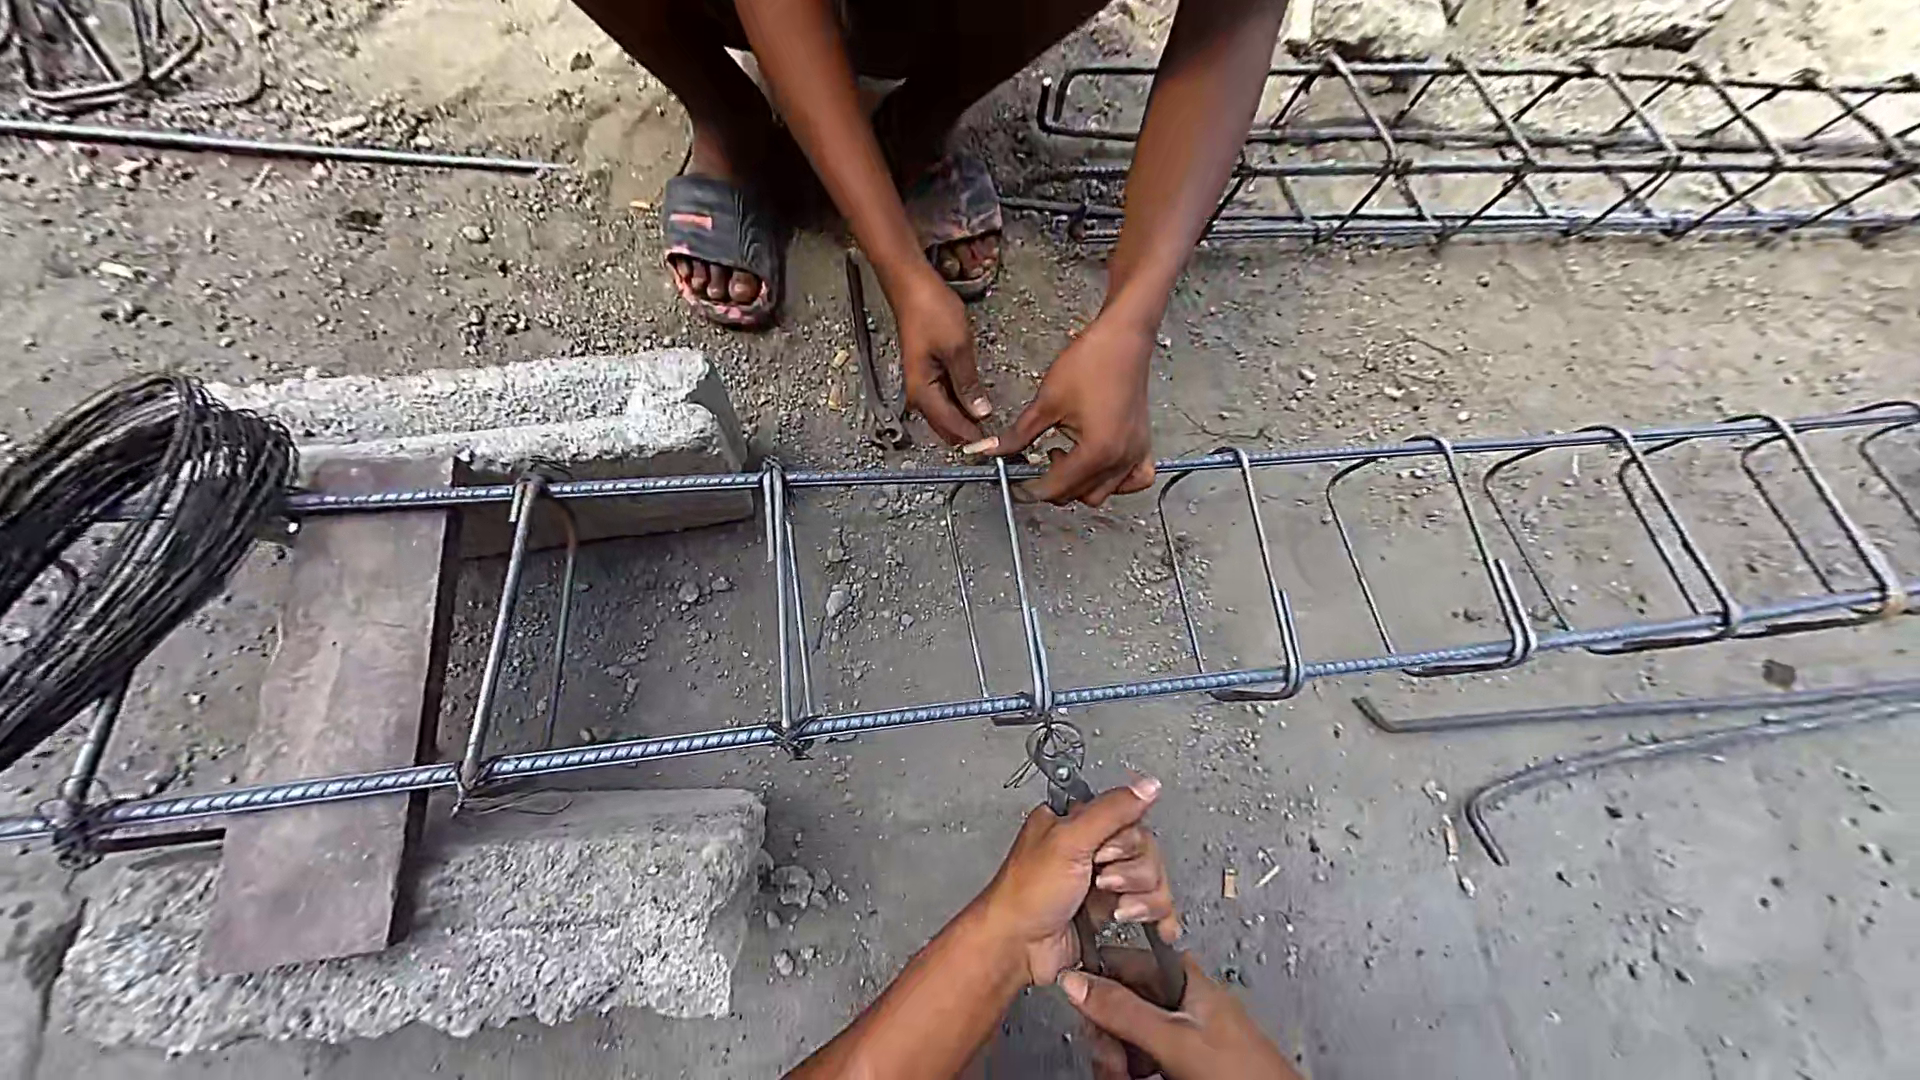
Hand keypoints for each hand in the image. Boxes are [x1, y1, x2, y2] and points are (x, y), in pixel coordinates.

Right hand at [891, 269, 991, 444]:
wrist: (911, 286)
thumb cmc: (930, 311)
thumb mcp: (957, 350)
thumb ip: (968, 385)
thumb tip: (980, 413)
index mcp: (922, 391)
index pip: (950, 426)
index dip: (972, 438)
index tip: (992, 446)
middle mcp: (918, 394)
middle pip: (944, 426)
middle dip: (967, 435)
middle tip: (993, 441)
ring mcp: (921, 385)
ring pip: (944, 415)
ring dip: (964, 422)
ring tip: (988, 426)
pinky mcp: (927, 375)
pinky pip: (944, 400)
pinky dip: (959, 406)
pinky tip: (975, 405)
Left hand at [965, 313, 1156, 506]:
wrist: (1124, 337)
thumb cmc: (1092, 362)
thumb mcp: (1046, 402)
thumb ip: (1018, 434)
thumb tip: (993, 450)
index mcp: (1096, 451)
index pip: (1056, 488)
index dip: (1030, 490)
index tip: (1015, 486)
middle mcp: (1120, 459)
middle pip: (1077, 495)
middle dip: (1052, 486)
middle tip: (1034, 465)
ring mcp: (1135, 454)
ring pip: (1102, 493)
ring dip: (1079, 485)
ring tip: (1063, 457)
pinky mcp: (1143, 445)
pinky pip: (1134, 479)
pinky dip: (1115, 482)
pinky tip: (1098, 467)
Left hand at [976, 775, 1178, 986]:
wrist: (1019, 946)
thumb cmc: (1027, 892)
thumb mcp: (1069, 841)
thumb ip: (1111, 811)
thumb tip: (1146, 786)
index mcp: (1077, 820)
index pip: (1128, 817)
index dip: (1123, 840)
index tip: (1103, 853)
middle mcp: (1092, 846)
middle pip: (1146, 849)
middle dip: (1130, 873)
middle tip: (1101, 881)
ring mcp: (1103, 879)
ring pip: (1153, 878)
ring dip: (1139, 898)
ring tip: (1112, 908)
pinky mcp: (1112, 909)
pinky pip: (1152, 905)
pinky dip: (1156, 916)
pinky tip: (1154, 927)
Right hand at [1065, 949, 1300, 1079]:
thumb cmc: (1247, 1077)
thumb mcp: (1176, 1040)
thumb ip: (1124, 1009)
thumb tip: (1076, 980)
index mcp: (1180, 974)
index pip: (1119, 961)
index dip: (1098, 985)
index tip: (1086, 1012)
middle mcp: (1178, 996)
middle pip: (1119, 1001)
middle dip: (1108, 1034)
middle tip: (1112, 1061)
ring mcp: (1180, 1031)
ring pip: (1126, 1033)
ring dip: (1116, 1059)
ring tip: (1124, 1075)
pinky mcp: (1181, 1060)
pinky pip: (1140, 1056)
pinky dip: (1130, 1070)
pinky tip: (1135, 1079)